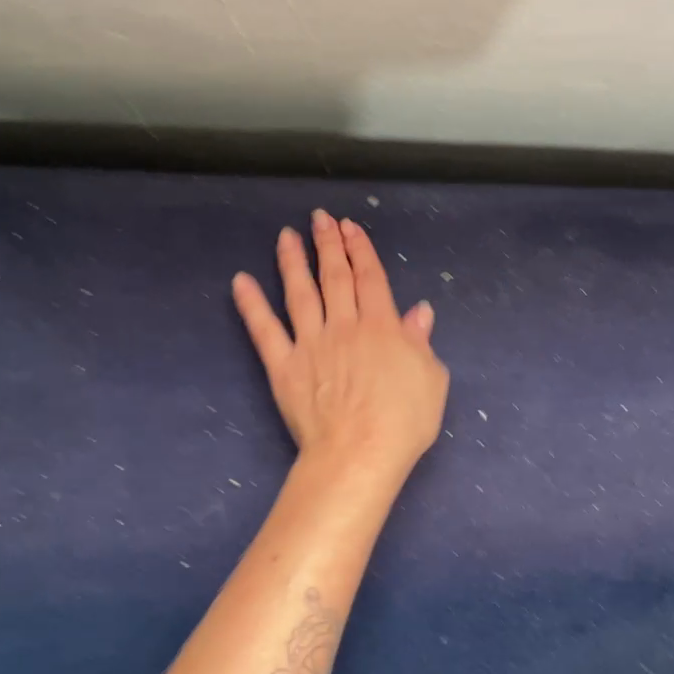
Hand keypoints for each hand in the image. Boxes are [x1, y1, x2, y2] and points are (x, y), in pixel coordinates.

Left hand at [232, 209, 449, 478]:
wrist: (359, 454)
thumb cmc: (404, 421)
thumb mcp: (431, 379)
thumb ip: (421, 342)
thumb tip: (419, 311)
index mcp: (383, 327)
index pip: (371, 278)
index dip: (360, 249)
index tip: (350, 227)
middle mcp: (344, 325)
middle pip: (335, 277)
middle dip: (328, 245)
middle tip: (320, 218)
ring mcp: (311, 344)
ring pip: (300, 293)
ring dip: (293, 261)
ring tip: (287, 236)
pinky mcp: (283, 367)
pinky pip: (264, 330)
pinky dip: (252, 304)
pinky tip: (241, 281)